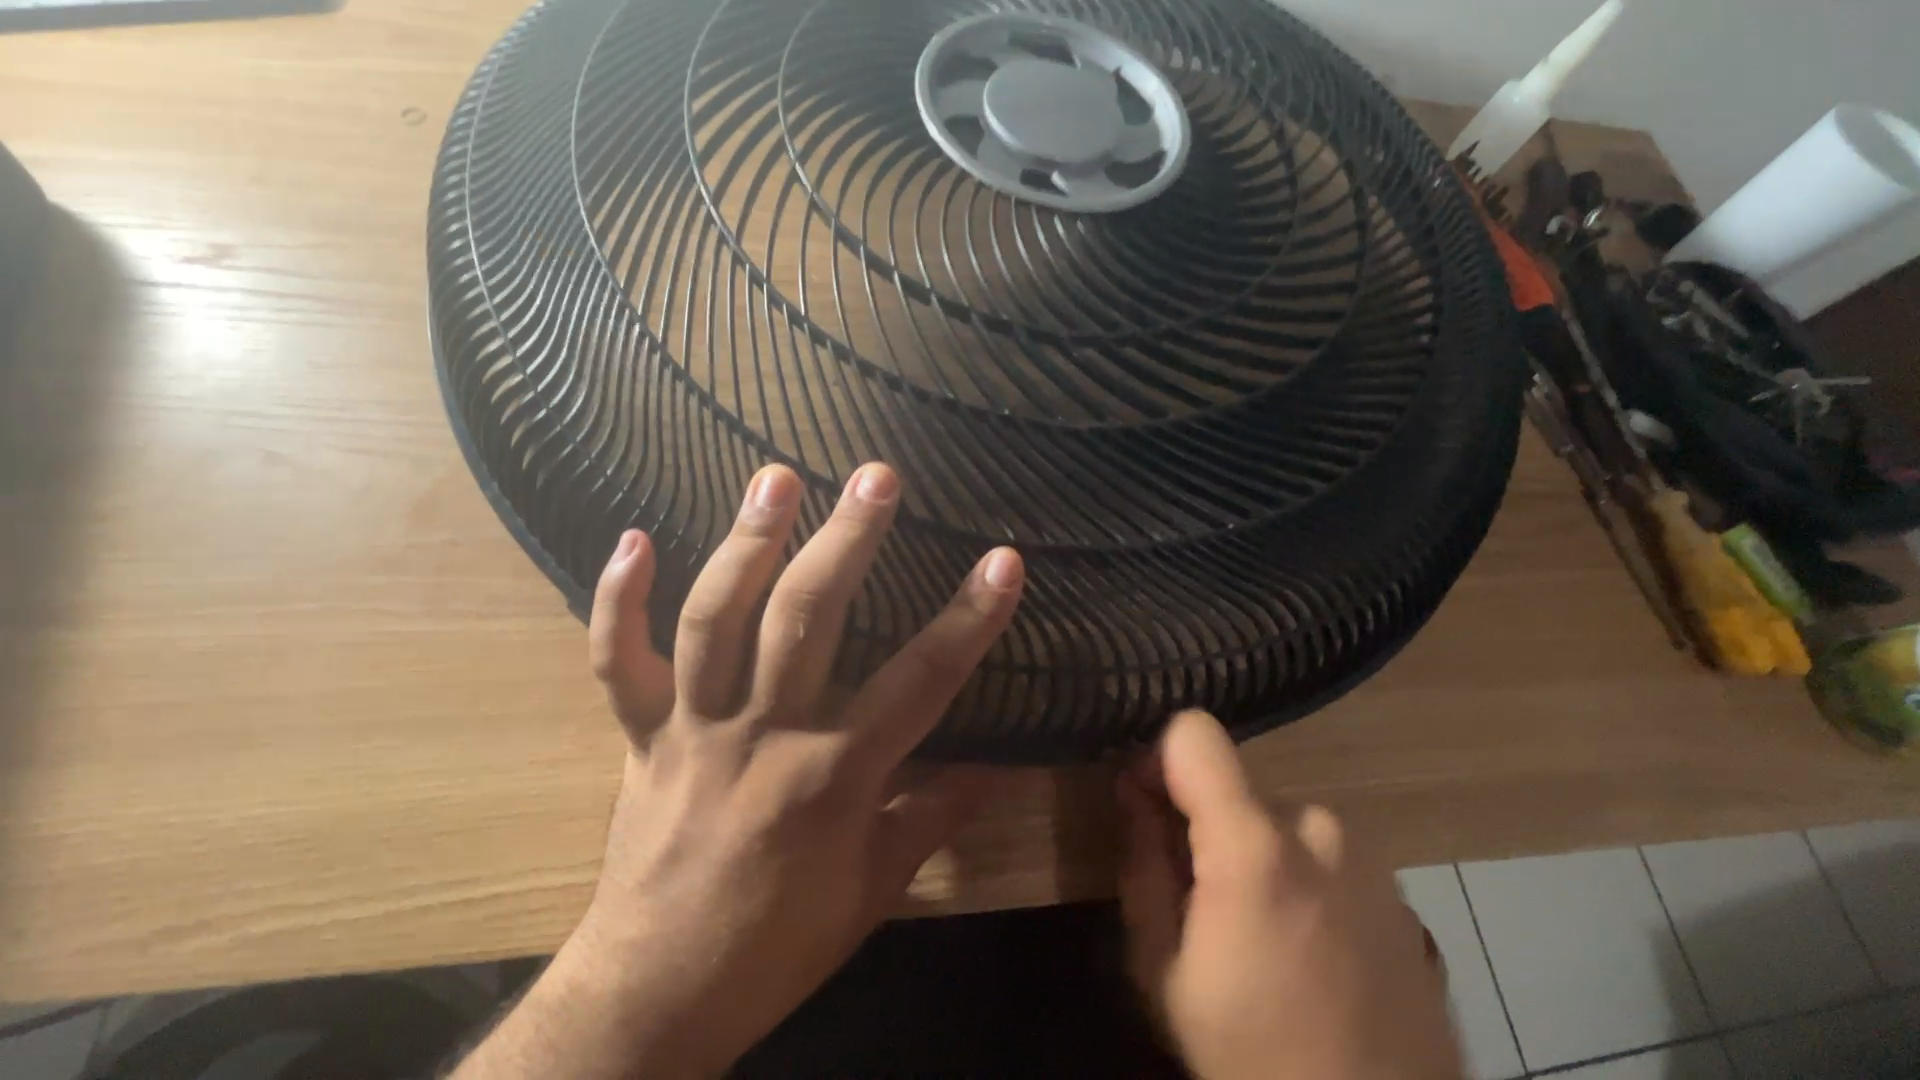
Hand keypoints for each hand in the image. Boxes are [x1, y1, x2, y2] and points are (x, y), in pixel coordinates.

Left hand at [457, 461, 1022, 1079]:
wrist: (660, 992)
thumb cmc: (781, 944)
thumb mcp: (876, 890)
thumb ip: (935, 817)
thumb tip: (999, 768)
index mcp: (833, 779)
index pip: (919, 684)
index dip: (969, 620)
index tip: (1004, 561)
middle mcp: (763, 737)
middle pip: (807, 623)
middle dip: (847, 542)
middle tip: (877, 476)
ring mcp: (693, 730)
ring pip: (715, 623)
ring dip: (745, 544)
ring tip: (776, 478)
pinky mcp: (640, 736)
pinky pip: (619, 663)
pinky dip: (619, 601)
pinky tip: (633, 536)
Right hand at [1116, 711, 1461, 1079]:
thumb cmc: (1250, 1054)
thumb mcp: (1161, 969)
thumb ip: (1141, 863)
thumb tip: (1131, 789)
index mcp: (1254, 844)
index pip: (1194, 733)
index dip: (1158, 760)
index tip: (1146, 810)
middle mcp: (1319, 829)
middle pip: (1236, 789)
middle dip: (1208, 828)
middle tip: (1201, 905)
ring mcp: (1369, 858)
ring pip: (1281, 823)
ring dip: (1257, 854)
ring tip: (1258, 937)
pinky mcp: (1397, 891)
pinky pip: (1326, 856)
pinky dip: (1302, 880)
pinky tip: (1307, 951)